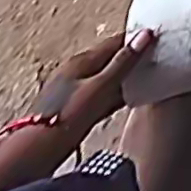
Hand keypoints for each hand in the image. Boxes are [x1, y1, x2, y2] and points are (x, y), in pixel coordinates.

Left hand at [34, 28, 155, 130]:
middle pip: (110, 58)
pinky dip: (116, 93)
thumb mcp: (99, 88)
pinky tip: (128, 99)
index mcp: (82, 60)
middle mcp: (77, 71)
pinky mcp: (74, 111)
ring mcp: (74, 91)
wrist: (34, 156)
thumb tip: (145, 34)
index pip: (115, 41)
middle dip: (131, 57)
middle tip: (156, 57)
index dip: (135, 38)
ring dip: (124, 77)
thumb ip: (122, 62)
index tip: (156, 38)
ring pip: (106, 77)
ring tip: (146, 77)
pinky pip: (101, 95)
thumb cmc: (65, 118)